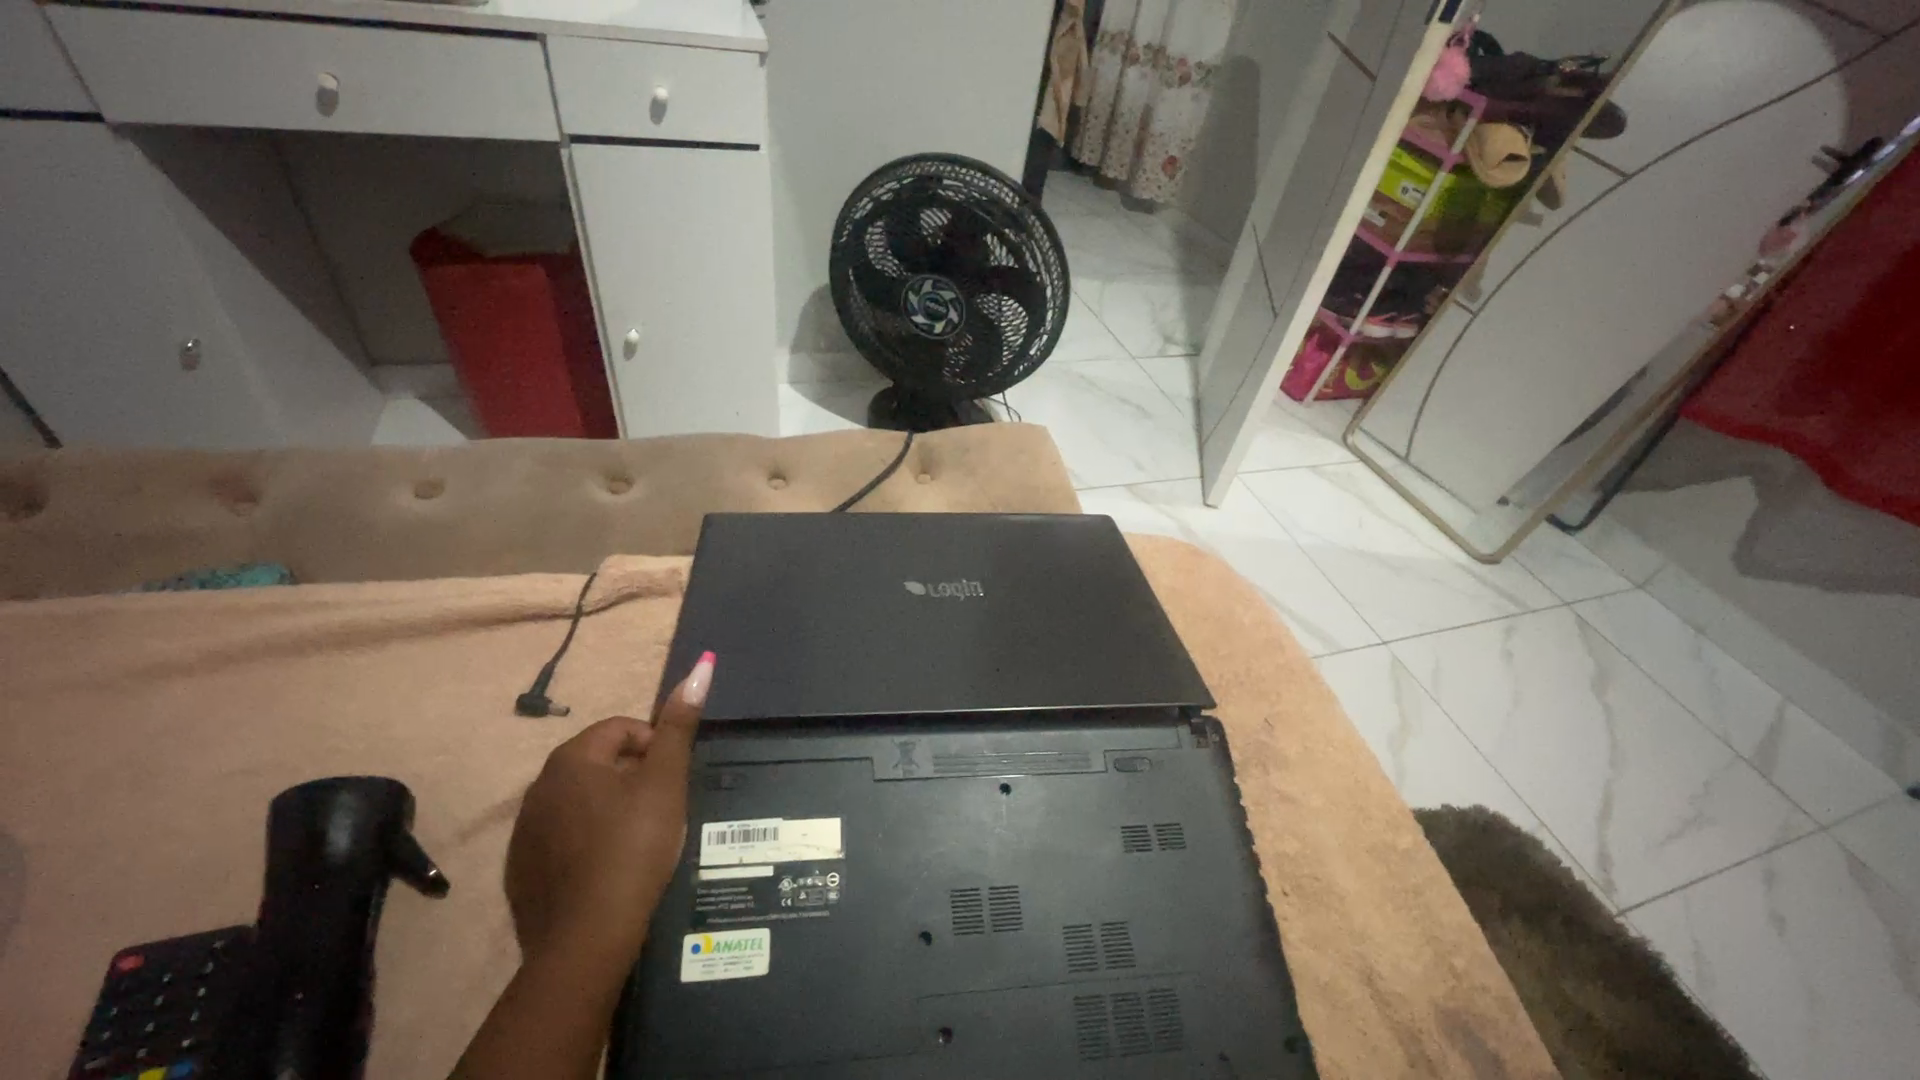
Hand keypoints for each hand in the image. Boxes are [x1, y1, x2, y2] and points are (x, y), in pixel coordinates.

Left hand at [504, 651, 714, 970]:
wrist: (587, 937)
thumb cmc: (634, 847)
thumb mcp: (666, 782)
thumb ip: (680, 725)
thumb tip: (702, 664)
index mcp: (572, 759)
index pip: (620, 729)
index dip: (654, 746)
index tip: (673, 780)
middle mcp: (539, 786)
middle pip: (598, 763)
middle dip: (631, 777)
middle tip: (661, 809)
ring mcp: (524, 831)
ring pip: (578, 802)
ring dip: (608, 809)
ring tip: (638, 840)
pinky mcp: (521, 870)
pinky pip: (560, 838)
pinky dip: (585, 842)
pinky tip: (608, 868)